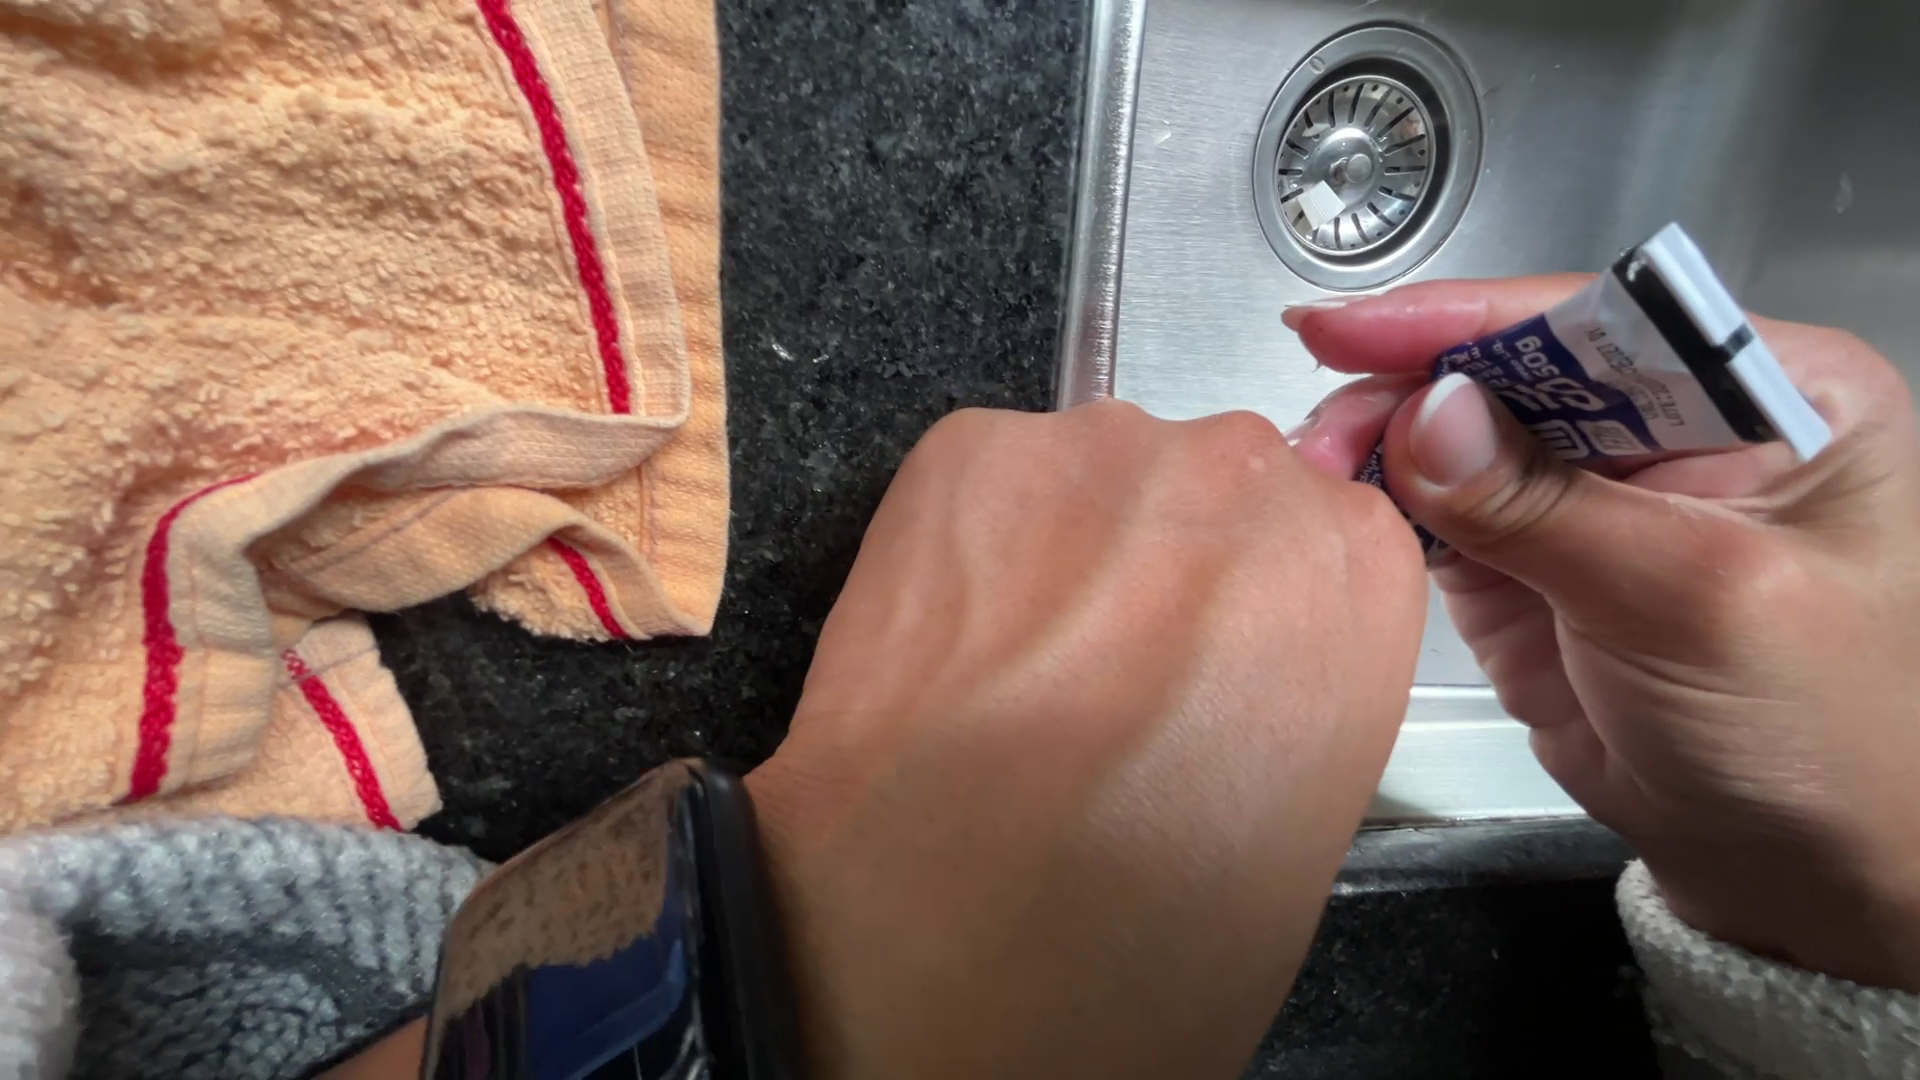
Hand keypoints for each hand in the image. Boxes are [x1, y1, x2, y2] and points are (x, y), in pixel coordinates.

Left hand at [745, 401, 1425, 1079]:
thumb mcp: (1286, 820)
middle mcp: (1234, 470)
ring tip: (1009, 650)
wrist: (943, 909)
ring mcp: (1095, 446)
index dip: (1240, 599)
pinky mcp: (968, 448)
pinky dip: (969, 534)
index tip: (1193, 644)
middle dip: (1155, 557)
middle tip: (1094, 654)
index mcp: (1344, 561)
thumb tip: (1221, 661)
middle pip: (1198, 487)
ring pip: (1090, 475)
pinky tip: (951, 625)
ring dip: (1059, 543)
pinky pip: (987, 475)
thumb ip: (1280, 686)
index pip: (1306, 533)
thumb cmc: (1137, 918)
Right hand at [1289, 279, 1919, 989]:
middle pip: (1492, 370)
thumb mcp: (1692, 602)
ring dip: (1370, 443)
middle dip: (1395, 391)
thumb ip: (1549, 505)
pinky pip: (1421, 499)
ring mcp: (1568, 488)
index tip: (1344, 328)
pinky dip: (1372, 496)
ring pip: (1441, 432)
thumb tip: (1426, 417)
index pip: (1582, 323)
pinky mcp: (1507, 544)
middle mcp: (1650, 426)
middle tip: (1324, 434)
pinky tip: (1337, 499)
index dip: (1452, 320)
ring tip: (1316, 468)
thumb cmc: (1816, 730)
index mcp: (1753, 394)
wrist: (1772, 844)